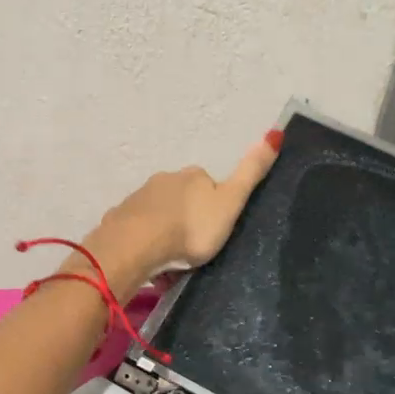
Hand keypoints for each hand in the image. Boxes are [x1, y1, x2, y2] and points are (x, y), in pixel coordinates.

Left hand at [69, 131, 281, 288]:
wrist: (137, 246)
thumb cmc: (190, 228)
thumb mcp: (230, 204)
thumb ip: (250, 174)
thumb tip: (275, 132)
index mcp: (192, 176)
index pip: (208, 185)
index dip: (213, 207)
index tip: (214, 231)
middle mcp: (164, 180)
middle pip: (181, 199)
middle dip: (186, 220)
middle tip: (193, 251)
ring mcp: (138, 199)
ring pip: (158, 215)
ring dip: (165, 232)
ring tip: (172, 261)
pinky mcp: (119, 221)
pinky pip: (138, 232)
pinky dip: (146, 243)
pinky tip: (150, 260)